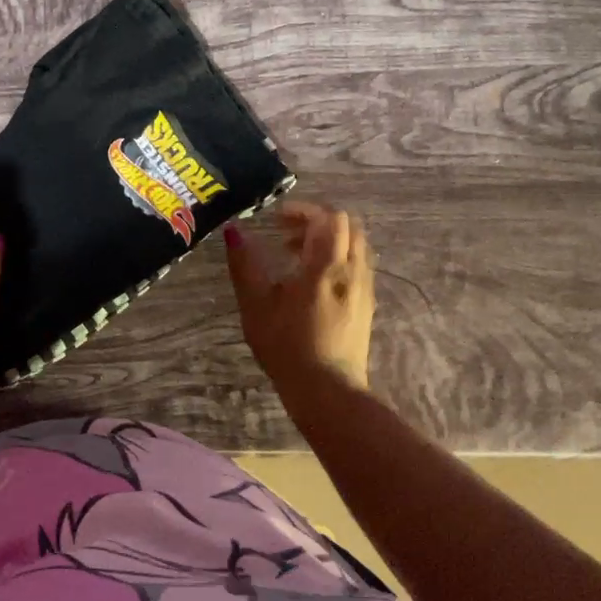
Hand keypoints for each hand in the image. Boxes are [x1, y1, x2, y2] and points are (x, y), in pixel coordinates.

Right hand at [224, 201, 374, 391]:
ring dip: (328, 240)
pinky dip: (336, 258)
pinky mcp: (366, 305)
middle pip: (348, 226)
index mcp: (325, 267)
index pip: (329, 218)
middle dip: (317, 221)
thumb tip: (233, 230)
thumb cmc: (286, 346)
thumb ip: (245, 264)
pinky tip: (311, 281)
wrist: (327, 390)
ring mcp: (364, 289)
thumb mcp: (255, 304)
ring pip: (356, 245)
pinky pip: (357, 265)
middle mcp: (352, 271)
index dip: (303, 210)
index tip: (276, 219)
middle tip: (285, 232)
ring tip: (295, 256)